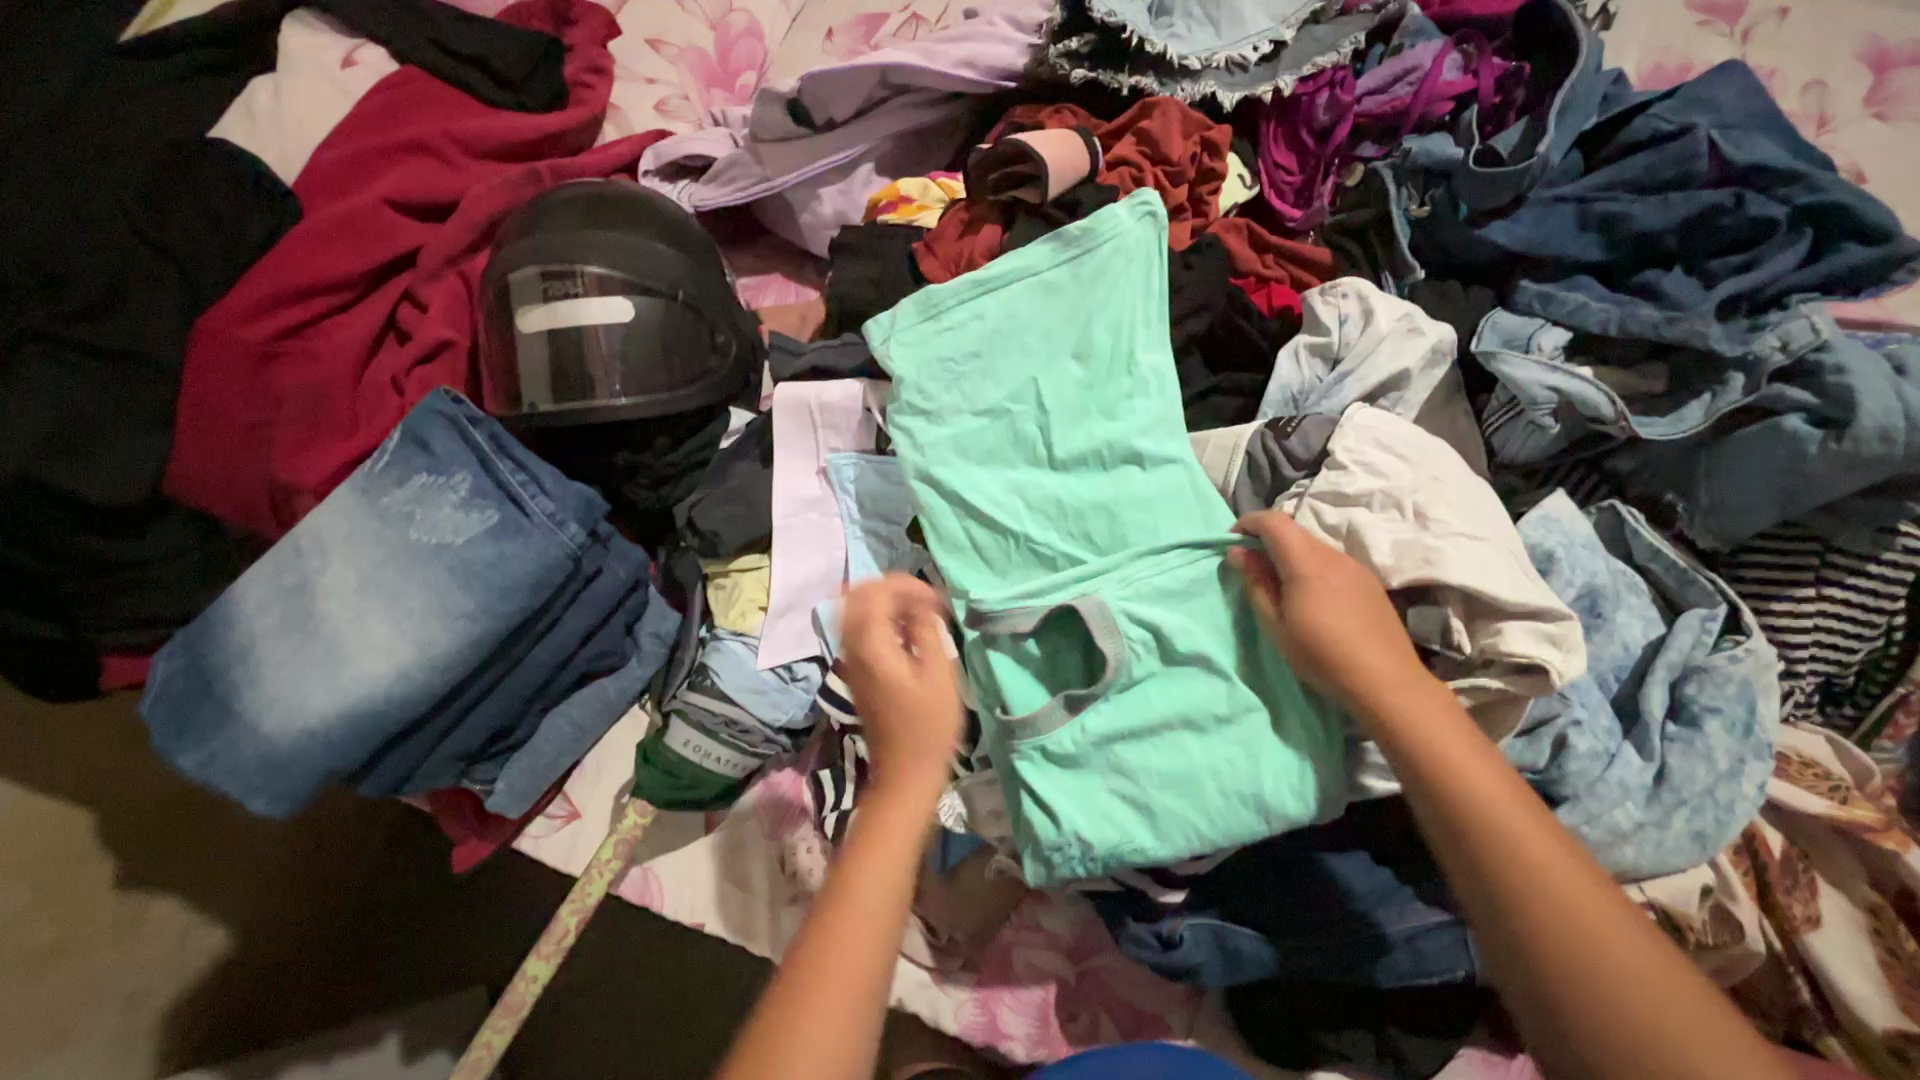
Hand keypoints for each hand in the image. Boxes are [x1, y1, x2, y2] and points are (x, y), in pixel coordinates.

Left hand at [838, 575, 964, 792]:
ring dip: (885, 603)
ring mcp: (849, 661)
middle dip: (892, 588)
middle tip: (925, 600)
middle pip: (858, 595)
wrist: (905, 773)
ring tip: (919, 613)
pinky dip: (880, 620)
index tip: (936, 601)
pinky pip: (858, 630)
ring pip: (855, 611)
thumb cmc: (929, 727)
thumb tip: (921, 606)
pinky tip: (907, 633)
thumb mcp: (939, 675)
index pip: (876, 592)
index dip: (907, 585)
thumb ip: (926, 631)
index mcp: (871, 646)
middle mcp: (852, 648)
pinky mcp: (855, 672)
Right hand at [1228, 510, 1442, 718]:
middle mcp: (1334, 556)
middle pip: (1295, 531)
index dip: (1249, 523)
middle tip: (1251, 567)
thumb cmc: (1321, 656)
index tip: (1232, 541)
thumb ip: (1256, 583)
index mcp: (1307, 564)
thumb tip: (1238, 551)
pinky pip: (1332, 561)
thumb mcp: (1276, 626)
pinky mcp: (1368, 581)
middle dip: (1267, 539)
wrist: (1386, 681)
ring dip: (1290, 554)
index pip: (1274, 522)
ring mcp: (1355, 567)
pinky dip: (1311, 566)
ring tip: (1280, 587)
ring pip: (1314, 546)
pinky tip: (1312, 599)